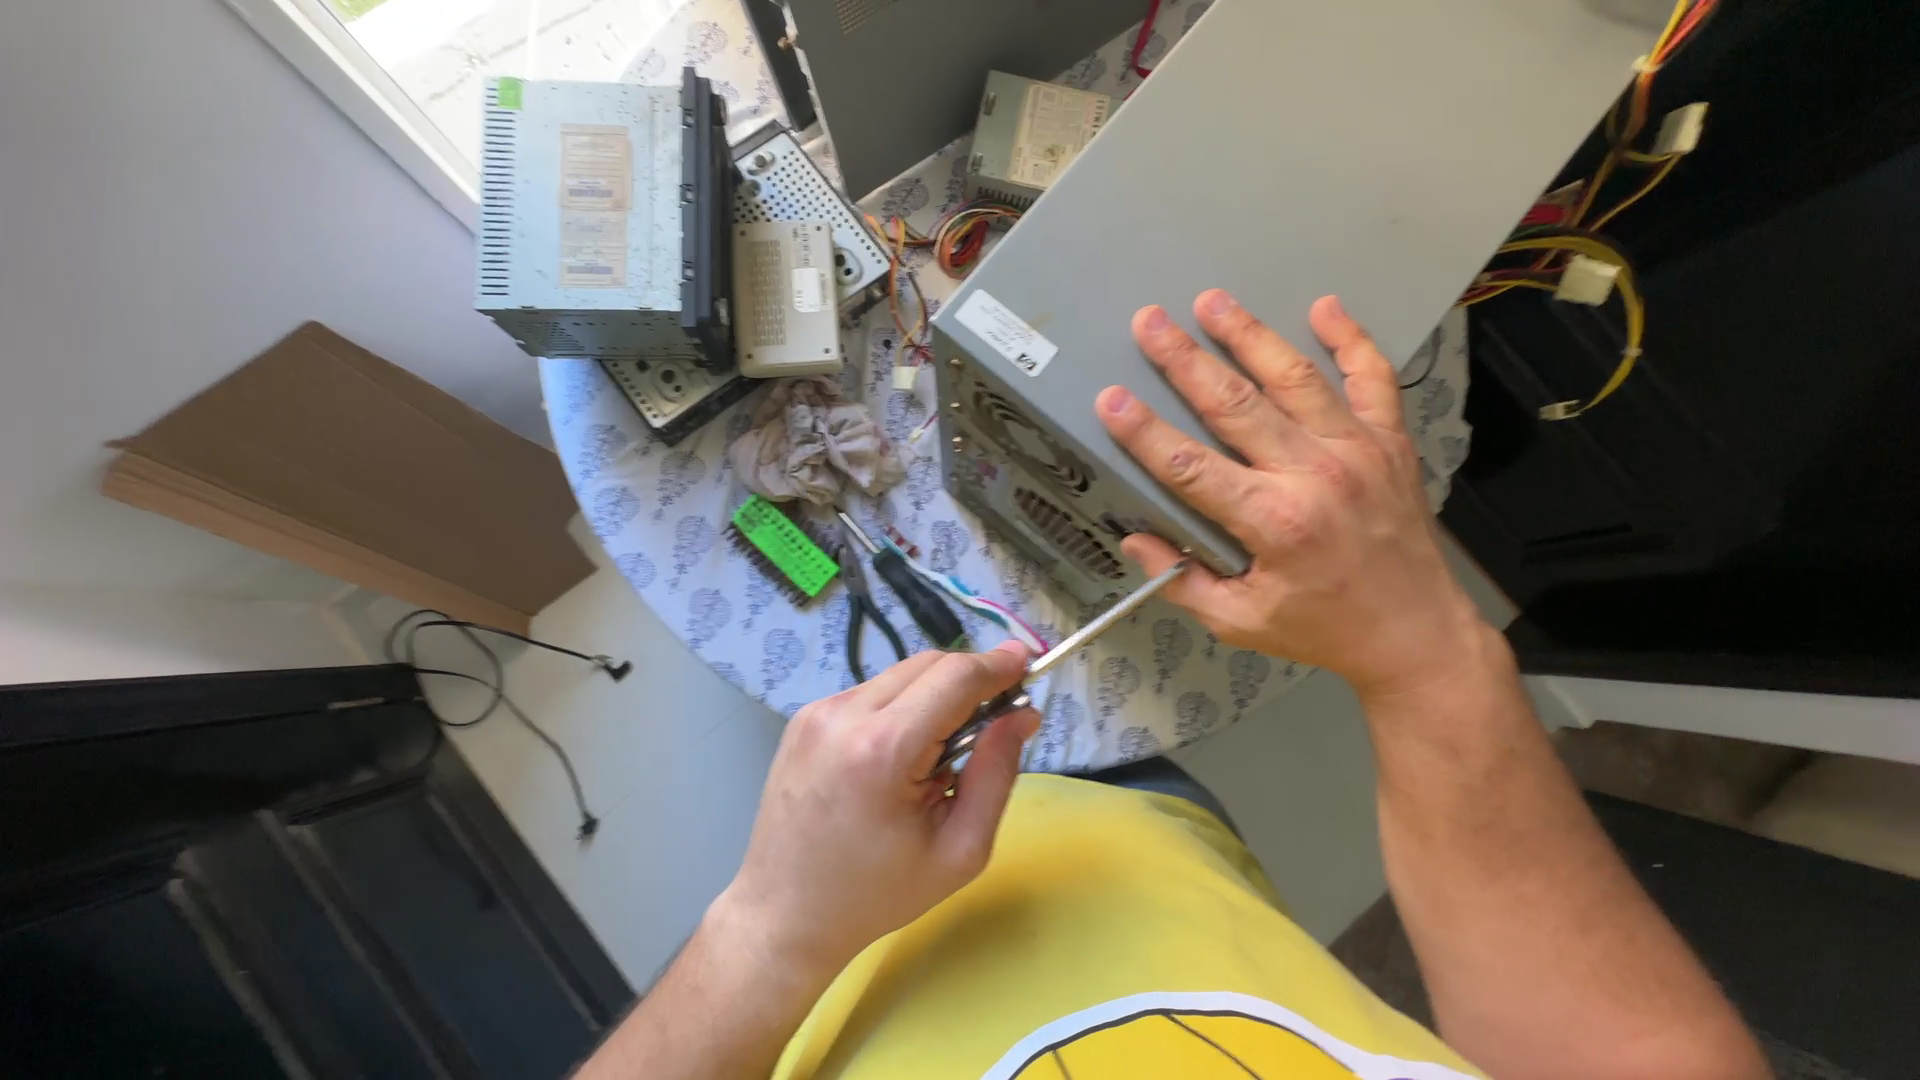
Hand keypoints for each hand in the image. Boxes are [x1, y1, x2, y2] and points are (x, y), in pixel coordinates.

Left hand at [717, 644, 1038, 976]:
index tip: (1028, 664)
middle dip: (971, 679)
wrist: (784, 913)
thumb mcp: (960, 850)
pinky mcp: (804, 717)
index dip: (998, 666)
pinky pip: (872, 692)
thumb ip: (997, 773)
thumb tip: (1022, 714)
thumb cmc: (877, 893)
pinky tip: (902, 753)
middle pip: (929, 665)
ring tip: (943, 749)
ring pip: (900, 674)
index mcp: (883, 750)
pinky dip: (902, 706)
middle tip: (998, 716)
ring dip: (936, 693)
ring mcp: (817, 711)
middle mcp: (845, 715)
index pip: (955, 677)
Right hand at [1096, 290, 1482, 700]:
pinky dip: (1351, 339)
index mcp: (1272, 522)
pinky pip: (1374, 378)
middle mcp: (1313, 475)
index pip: (1190, 466)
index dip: (1144, 433)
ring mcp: (1358, 451)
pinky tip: (1324, 307)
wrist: (1418, 635)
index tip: (1110, 398)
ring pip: (1295, 378)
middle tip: (1149, 322)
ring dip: (1250, 336)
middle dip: (1185, 360)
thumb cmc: (1322, 629)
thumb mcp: (1241, 623)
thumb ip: (1184, 583)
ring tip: (1212, 301)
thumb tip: (1136, 541)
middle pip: (1236, 405)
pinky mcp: (1391, 443)